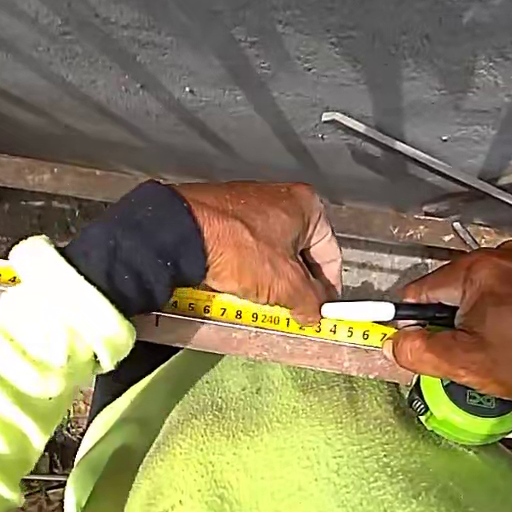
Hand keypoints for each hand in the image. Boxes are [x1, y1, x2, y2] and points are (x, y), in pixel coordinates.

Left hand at [175, 182, 342, 321]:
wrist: (181, 235)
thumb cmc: (238, 248)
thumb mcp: (285, 285)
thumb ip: (310, 302)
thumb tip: (316, 314)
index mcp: (306, 205)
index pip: (331, 254)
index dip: (329, 287)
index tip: (324, 310)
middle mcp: (281, 198)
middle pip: (302, 254)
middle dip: (299, 286)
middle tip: (296, 312)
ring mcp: (250, 205)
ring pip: (273, 253)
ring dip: (273, 281)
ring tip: (267, 303)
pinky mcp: (224, 216)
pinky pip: (247, 249)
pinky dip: (250, 271)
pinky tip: (243, 288)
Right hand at [385, 241, 511, 401]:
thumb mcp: (467, 364)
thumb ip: (419, 351)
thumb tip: (396, 342)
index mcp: (477, 270)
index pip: (420, 291)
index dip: (412, 321)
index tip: (413, 339)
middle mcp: (508, 256)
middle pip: (456, 291)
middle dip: (455, 323)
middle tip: (470, 355)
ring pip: (490, 292)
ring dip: (487, 318)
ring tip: (507, 350)